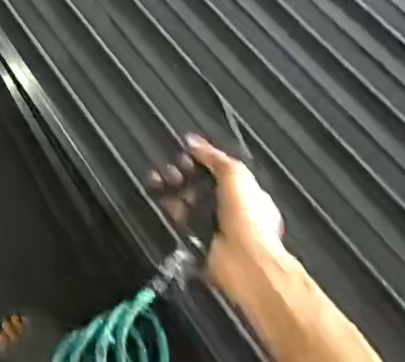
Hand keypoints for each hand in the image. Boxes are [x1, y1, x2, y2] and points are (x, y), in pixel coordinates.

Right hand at [146, 133, 285, 296]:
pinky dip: (165, 203)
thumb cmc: (249, 217)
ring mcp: (212, 224)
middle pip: (198, 182)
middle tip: (172, 168)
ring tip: (157, 177)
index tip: (186, 152)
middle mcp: (229, 208)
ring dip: (169, 185)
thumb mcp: (236, 174)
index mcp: (246, 193)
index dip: (200, 158)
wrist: (246, 264)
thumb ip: (212, 156)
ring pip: (185, 198)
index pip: (218, 169)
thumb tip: (191, 140)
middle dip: (181, 171)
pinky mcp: (195, 238)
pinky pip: (176, 216)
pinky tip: (156, 191)